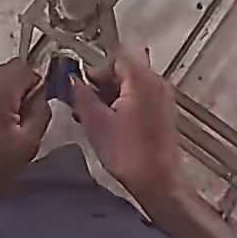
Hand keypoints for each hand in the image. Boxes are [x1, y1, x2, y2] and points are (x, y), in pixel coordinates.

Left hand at [0, 58, 49, 212]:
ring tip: (3, 129)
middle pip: (6, 72)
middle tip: (20, 122)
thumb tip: (41, 93)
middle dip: (18, 91)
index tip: (34, 109)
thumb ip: (40, 110)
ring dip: (3, 98)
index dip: (35, 85)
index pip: (23, 67)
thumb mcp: (29, 142)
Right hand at [71, 45, 181, 202]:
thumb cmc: (128, 154)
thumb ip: (81, 94)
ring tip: (99, 117)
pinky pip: (142, 95)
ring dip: (114, 93)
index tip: (86, 87)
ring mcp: (164, 96)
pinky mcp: (164, 111)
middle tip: (88, 103)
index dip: (98, 69)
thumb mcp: (95, 123)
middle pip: (126, 67)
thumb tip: (72, 79)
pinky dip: (126, 102)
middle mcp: (157, 82)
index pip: (117, 55)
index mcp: (141, 79)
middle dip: (104, 82)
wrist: (158, 182)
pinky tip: (114, 124)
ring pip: (133, 81)